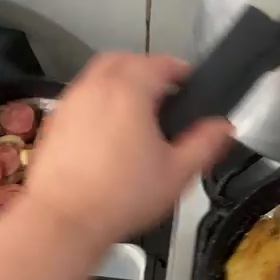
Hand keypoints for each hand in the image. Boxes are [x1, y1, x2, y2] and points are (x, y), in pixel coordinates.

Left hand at [20, 54, 233, 246]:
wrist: (64, 220)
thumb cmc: (117, 198)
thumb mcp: (177, 173)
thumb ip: (205, 144)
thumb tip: (223, 128)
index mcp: (130, 91)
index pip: (160, 63)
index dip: (180, 69)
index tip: (188, 79)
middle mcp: (96, 88)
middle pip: (126, 60)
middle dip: (148, 68)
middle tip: (165, 89)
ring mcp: (71, 103)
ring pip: (99, 76)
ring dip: (121, 82)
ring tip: (138, 109)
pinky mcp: (55, 123)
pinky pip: (81, 99)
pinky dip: (98, 103)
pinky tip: (109, 132)